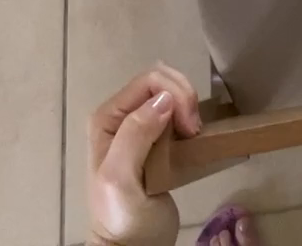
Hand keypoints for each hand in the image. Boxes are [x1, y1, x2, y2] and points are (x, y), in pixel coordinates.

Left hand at [87, 63, 204, 245]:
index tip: (190, 126)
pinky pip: (176, 111)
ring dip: (188, 107)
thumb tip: (164, 98)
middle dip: (184, 98)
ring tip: (194, 135)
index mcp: (107, 118)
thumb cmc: (123, 220)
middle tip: (194, 130)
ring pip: (170, 93)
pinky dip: (189, 116)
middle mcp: (120, 116)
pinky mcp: (156, 139)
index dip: (175, 94)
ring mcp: (138, 126)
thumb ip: (135, 136)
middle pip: (161, 81)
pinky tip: (193, 136)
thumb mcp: (121, 180)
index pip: (148, 81)